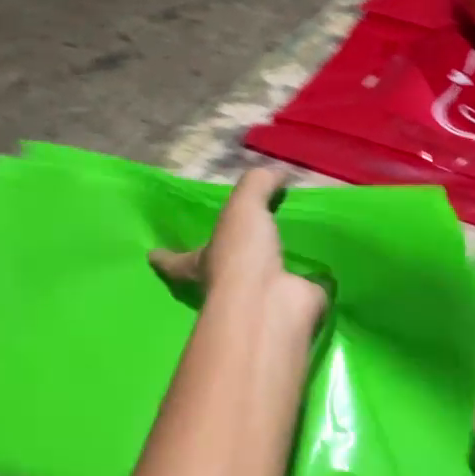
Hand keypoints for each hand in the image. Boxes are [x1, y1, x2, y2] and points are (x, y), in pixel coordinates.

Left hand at [149, 168, 325, 327]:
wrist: (272, 301)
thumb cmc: (241, 256)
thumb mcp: (243, 207)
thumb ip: (256, 184)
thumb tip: (277, 172)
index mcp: (203, 262)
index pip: (177, 259)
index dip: (165, 256)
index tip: (152, 256)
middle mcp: (227, 284)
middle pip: (219, 271)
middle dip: (225, 262)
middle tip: (236, 245)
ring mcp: (260, 298)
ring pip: (262, 280)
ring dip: (273, 269)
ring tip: (289, 249)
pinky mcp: (292, 304)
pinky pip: (301, 287)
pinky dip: (311, 279)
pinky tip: (322, 267)